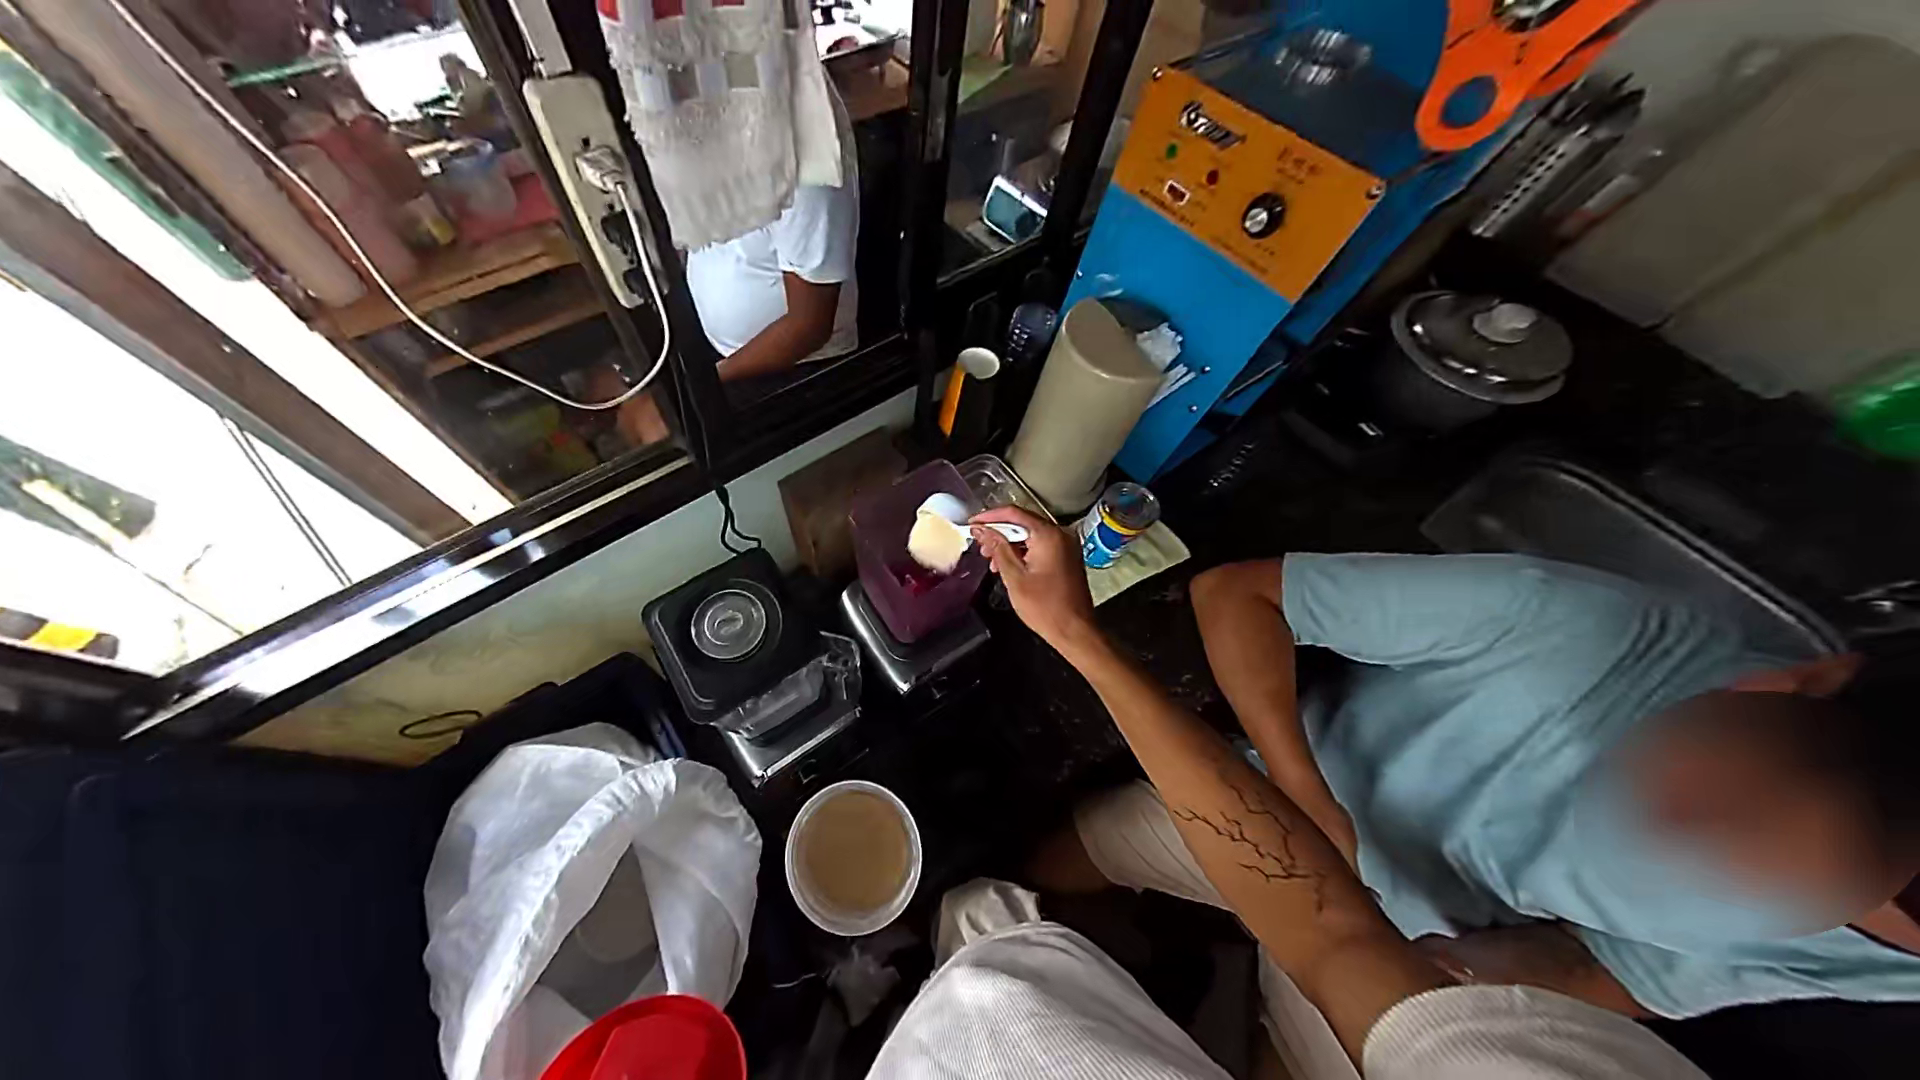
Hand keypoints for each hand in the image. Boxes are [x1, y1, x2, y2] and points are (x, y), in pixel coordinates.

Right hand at [971, 507, 1099, 655]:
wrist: (1075, 630)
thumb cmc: (1046, 609)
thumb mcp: (1014, 577)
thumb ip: (998, 549)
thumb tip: (982, 530)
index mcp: (1048, 536)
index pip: (1014, 514)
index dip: (990, 517)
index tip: (973, 524)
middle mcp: (1061, 534)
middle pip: (1023, 522)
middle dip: (999, 532)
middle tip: (980, 544)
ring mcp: (1066, 545)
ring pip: (1031, 534)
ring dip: (1010, 543)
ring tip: (992, 559)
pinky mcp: (1067, 556)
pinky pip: (1041, 545)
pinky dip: (1023, 550)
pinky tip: (1009, 565)